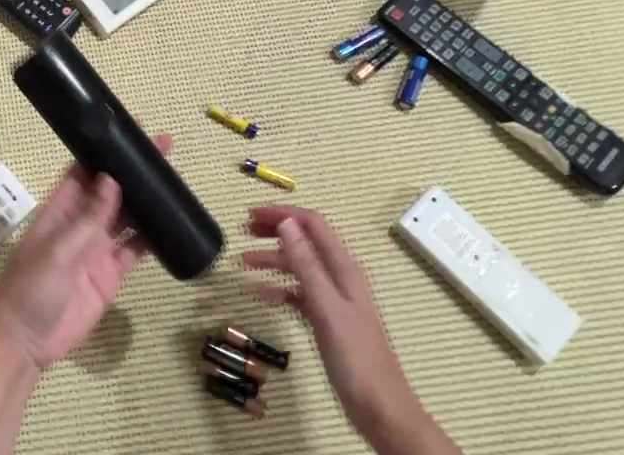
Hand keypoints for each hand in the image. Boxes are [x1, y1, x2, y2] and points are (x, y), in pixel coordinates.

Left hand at [0, 138, 171, 370]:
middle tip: (165, 149)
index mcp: (60, 208)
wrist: (25, 341)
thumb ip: (87, 219)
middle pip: (111, 190)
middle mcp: (81, 222)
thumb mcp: (57, 250)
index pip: (85, 169)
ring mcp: (96, 248)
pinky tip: (172, 225)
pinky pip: (133, 250)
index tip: (129, 130)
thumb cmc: (30, 287)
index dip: (105, 150)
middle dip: (134, 171)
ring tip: (174, 180)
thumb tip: (111, 179)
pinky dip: (151, 238)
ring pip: (126, 217)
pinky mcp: (110, 274)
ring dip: (146, 200)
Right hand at [245, 207, 451, 453]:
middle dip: (273, 231)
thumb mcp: (328, 308)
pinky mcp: (325, 318)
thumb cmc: (356, 358)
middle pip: (304, 241)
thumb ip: (307, 265)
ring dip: (271, 259)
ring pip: (298, 266)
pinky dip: (277, 288)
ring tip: (243, 261)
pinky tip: (257, 292)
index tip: (251, 213)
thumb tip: (286, 223)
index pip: (312, 224)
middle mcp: (338, 276)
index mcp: (344, 268)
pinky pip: (297, 293)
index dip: (282, 213)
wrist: (381, 410)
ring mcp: (332, 298)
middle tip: (243, 230)